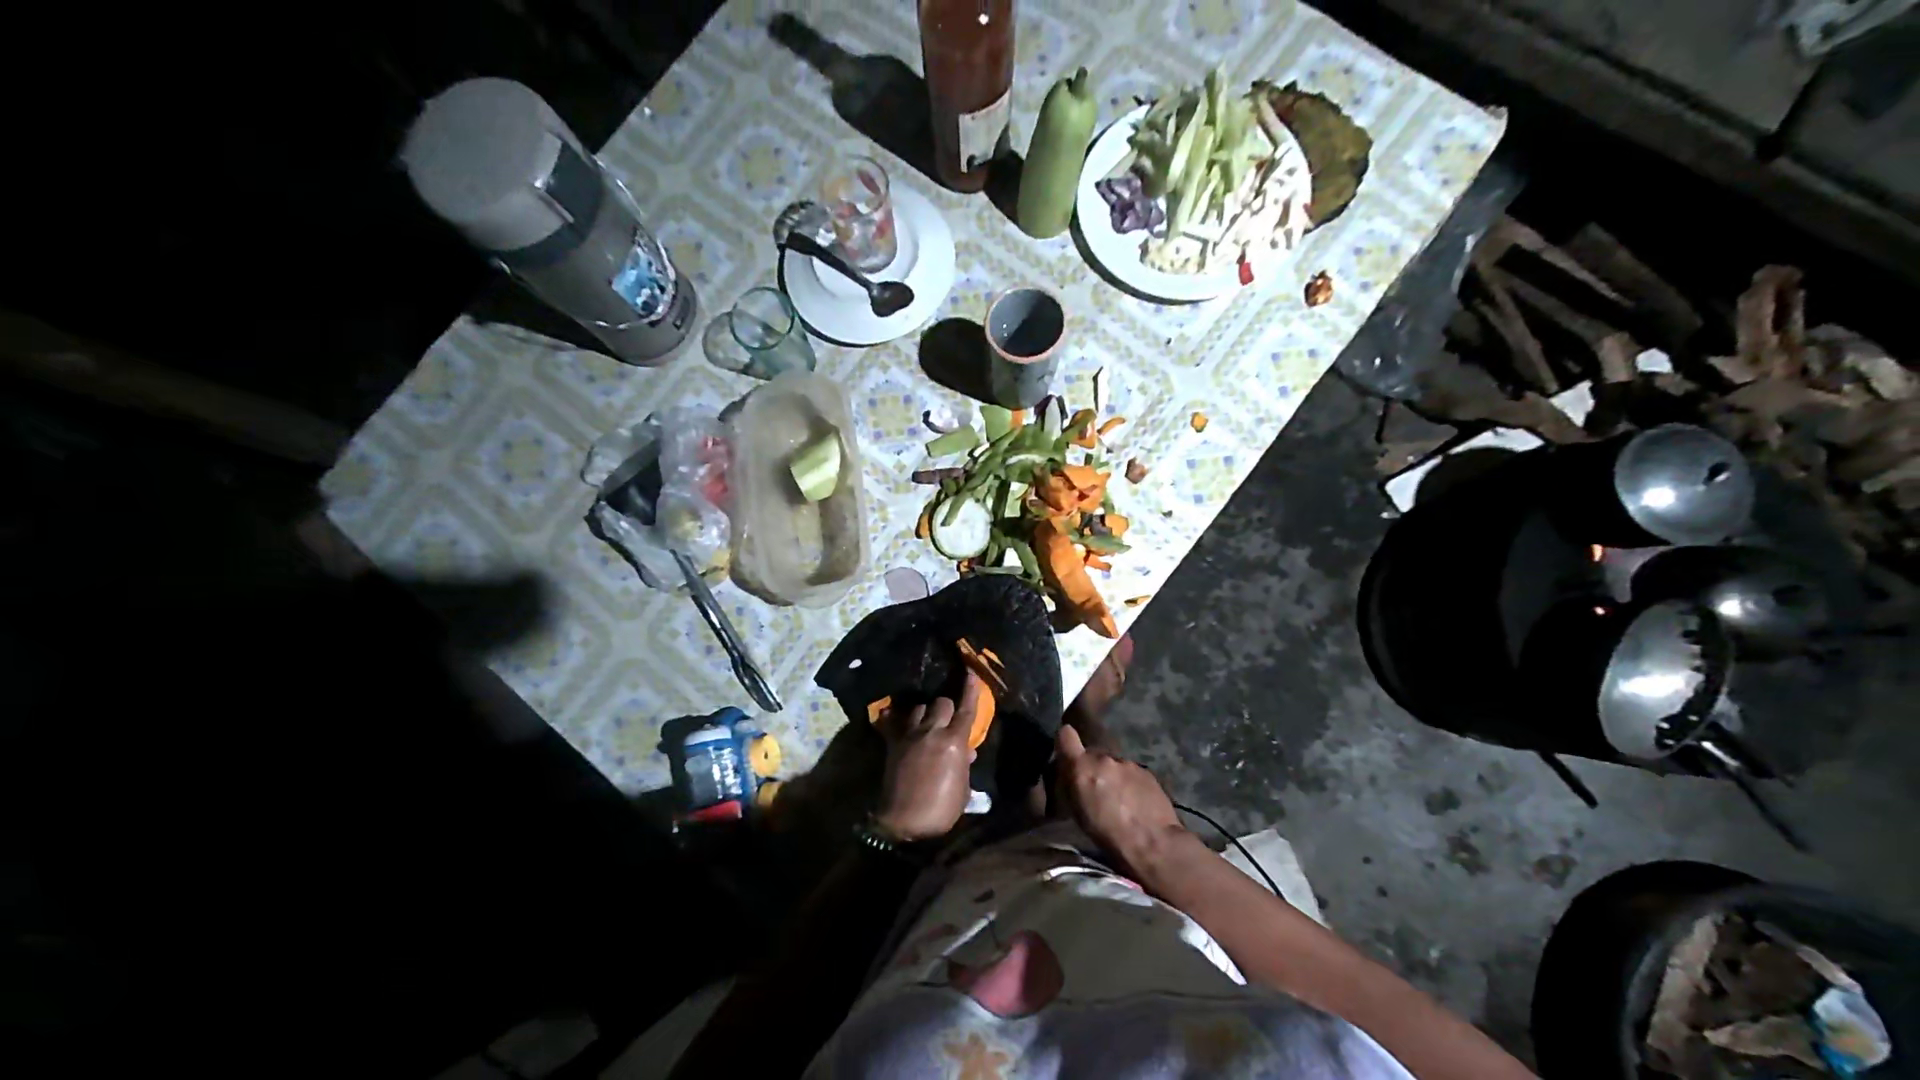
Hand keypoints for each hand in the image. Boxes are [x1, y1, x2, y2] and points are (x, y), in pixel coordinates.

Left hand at [873, 673, 981, 841]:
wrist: (906, 824)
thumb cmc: (942, 809)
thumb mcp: (963, 789)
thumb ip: (964, 765)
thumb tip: (966, 751)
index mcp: (954, 741)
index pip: (966, 709)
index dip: (970, 691)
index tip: (970, 673)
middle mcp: (932, 731)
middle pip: (941, 703)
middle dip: (947, 707)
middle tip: (949, 718)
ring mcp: (910, 736)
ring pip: (918, 708)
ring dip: (925, 712)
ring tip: (927, 720)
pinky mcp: (893, 744)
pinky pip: (892, 722)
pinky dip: (894, 718)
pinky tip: (892, 716)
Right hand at [1053, 725, 1192, 874]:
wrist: (1152, 842)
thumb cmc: (1107, 834)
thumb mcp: (1077, 812)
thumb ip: (1072, 784)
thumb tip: (1069, 773)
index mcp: (1081, 767)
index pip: (1066, 735)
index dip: (1065, 742)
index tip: (1067, 754)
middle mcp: (1104, 758)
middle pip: (1093, 755)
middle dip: (1093, 768)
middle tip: (1097, 790)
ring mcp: (1127, 763)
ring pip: (1113, 764)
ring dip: (1113, 776)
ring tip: (1120, 800)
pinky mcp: (1146, 771)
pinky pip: (1131, 772)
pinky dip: (1130, 783)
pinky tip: (1136, 802)